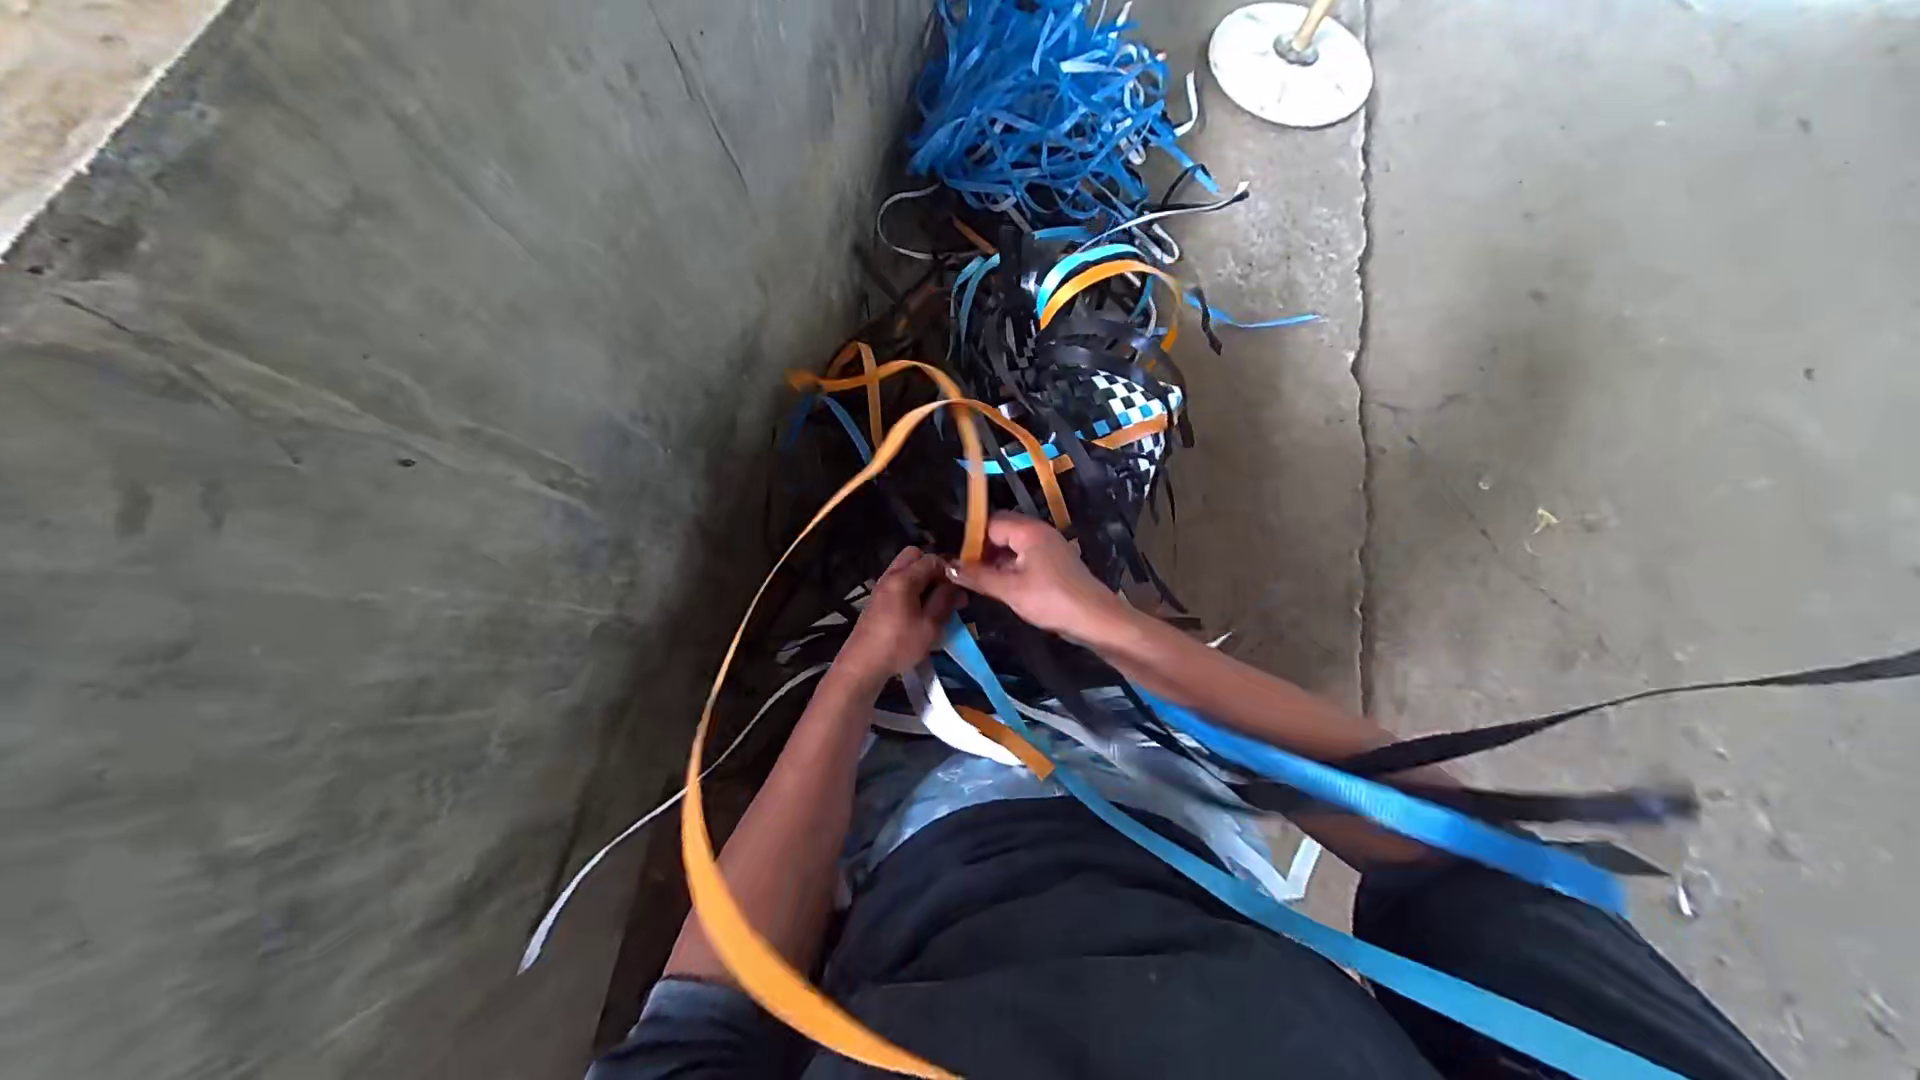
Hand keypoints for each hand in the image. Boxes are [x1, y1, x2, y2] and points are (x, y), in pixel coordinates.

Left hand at [834, 546, 965, 687]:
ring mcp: (881, 587)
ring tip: (935, 602)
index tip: (960, 587)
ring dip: (922, 579)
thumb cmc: (899, 644)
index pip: (932, 559)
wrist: (862, 664)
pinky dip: (911, 588)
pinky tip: (918, 610)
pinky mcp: (876, 600)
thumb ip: (945, 601)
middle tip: (945, 589)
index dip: (950, 570)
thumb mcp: (930, 626)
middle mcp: (890, 576)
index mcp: (903, 578)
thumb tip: (956, 585)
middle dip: (933, 568)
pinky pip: (897, 583)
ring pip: (905, 570)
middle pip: (914, 556)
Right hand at [945, 513, 1128, 644]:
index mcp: (1028, 530)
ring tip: (978, 580)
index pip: (990, 523)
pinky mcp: (1054, 562)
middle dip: (981, 549)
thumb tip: (949, 567)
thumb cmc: (1051, 600)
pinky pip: (1025, 556)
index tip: (955, 560)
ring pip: (1012, 545)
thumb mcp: (1009, 590)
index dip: (970, 539)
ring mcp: (1049, 546)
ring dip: (995, 560)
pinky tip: (1000, 585)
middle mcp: (1039, 531)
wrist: (1096, 619)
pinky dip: (1010, 567)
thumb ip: (978, 576)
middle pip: (1001, 531)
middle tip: (964, 571)